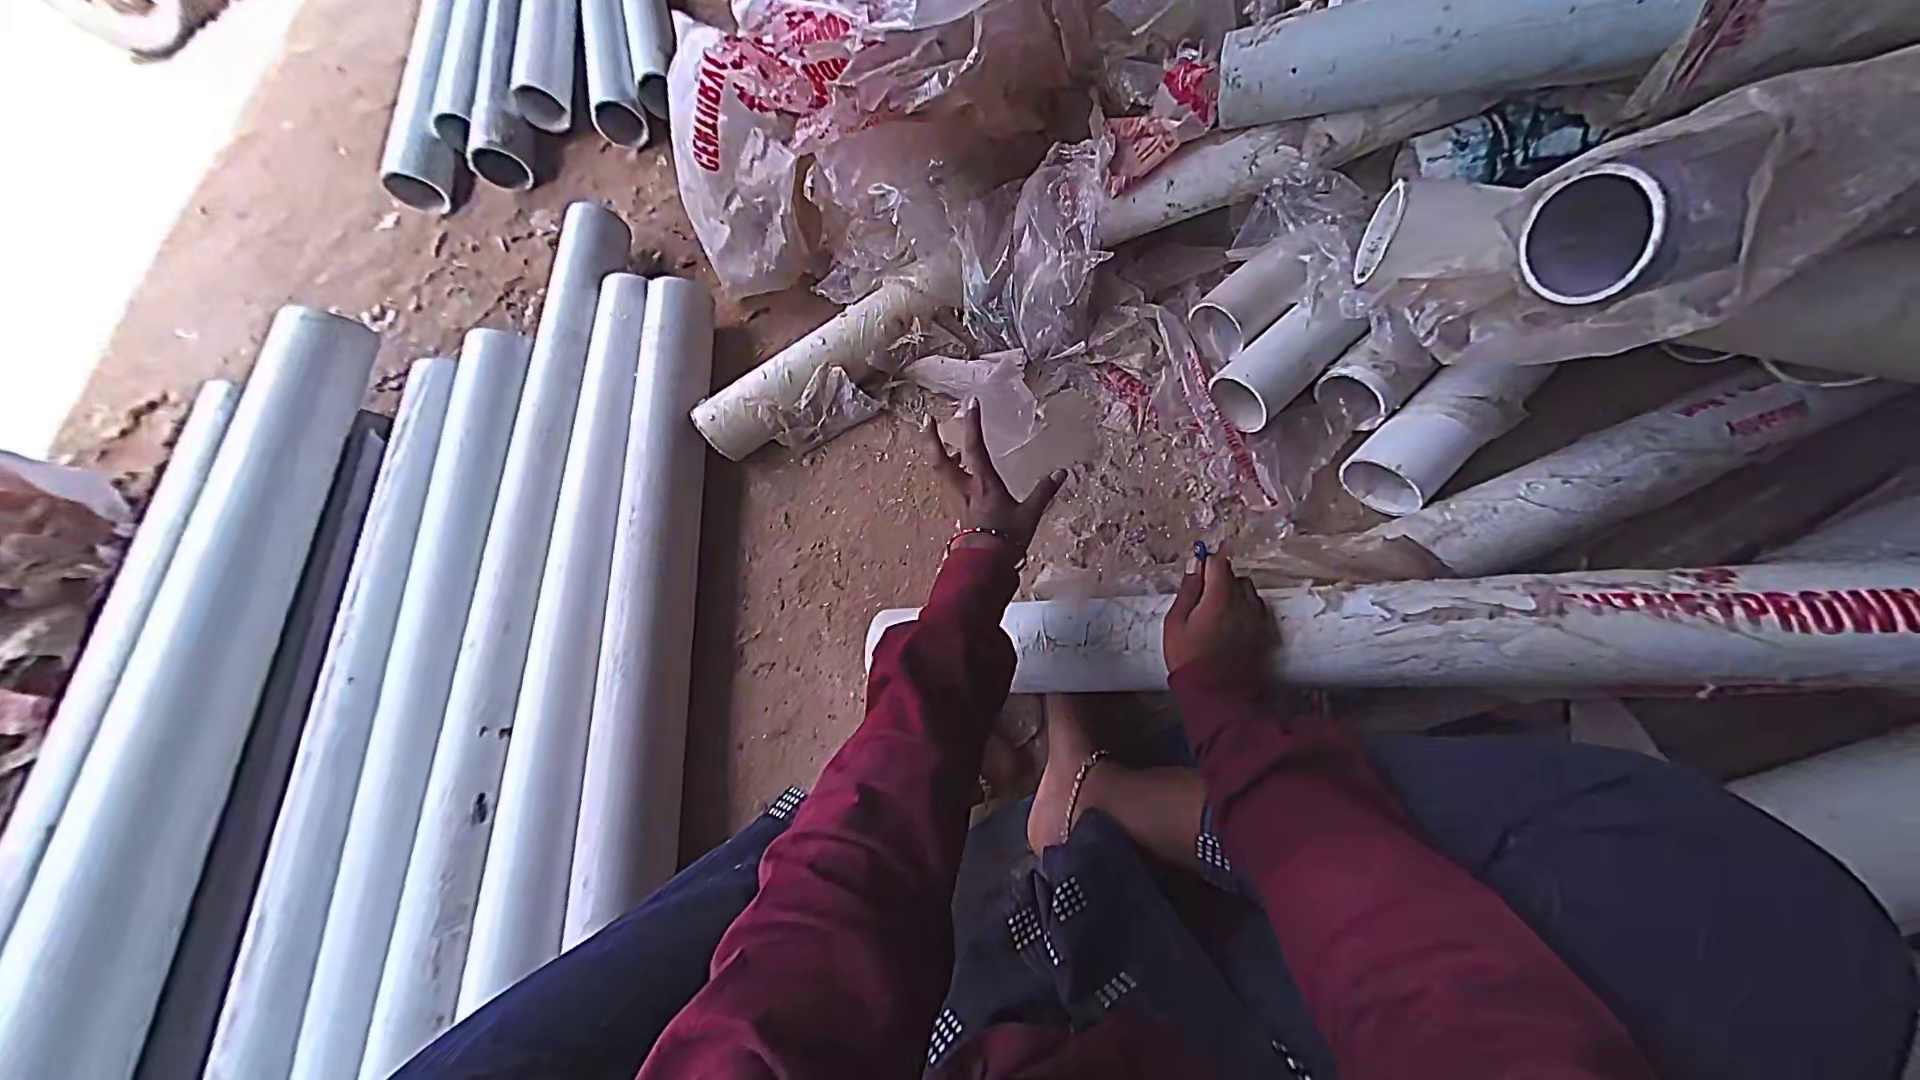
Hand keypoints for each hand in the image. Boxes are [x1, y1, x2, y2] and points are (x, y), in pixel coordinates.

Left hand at [925, 402, 1067, 555]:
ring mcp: (958, 501)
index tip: (971, 403)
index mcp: (983, 484)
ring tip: (942, 443)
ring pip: (943, 473)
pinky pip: (951, 486)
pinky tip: (958, 474)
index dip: (973, 424)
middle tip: (928, 420)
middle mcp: (966, 489)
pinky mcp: (959, 513)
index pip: (975, 447)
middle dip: (932, 439)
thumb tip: (1061, 473)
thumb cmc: (1005, 540)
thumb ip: (1043, 492)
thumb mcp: (1029, 515)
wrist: (983, 567)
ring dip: (940, 455)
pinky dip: (950, 474)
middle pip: (941, 460)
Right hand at [1164, 554, 1273, 676]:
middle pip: (1233, 576)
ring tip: (1215, 614)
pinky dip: (1243, 609)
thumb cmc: (1189, 657)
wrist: (1219, 693)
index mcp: (1221, 596)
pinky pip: (1255, 608)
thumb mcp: (1176, 622)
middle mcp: (1245, 601)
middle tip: (1199, 600)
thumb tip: (1194, 566)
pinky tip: (1230, 626)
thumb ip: (1187, 591)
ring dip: (1231, 594)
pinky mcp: (1266, 631)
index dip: (1205, 563)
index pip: (1218, 563)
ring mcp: (1258, 616)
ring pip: (1246, 591)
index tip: (1195, 573)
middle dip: (1217, 580)